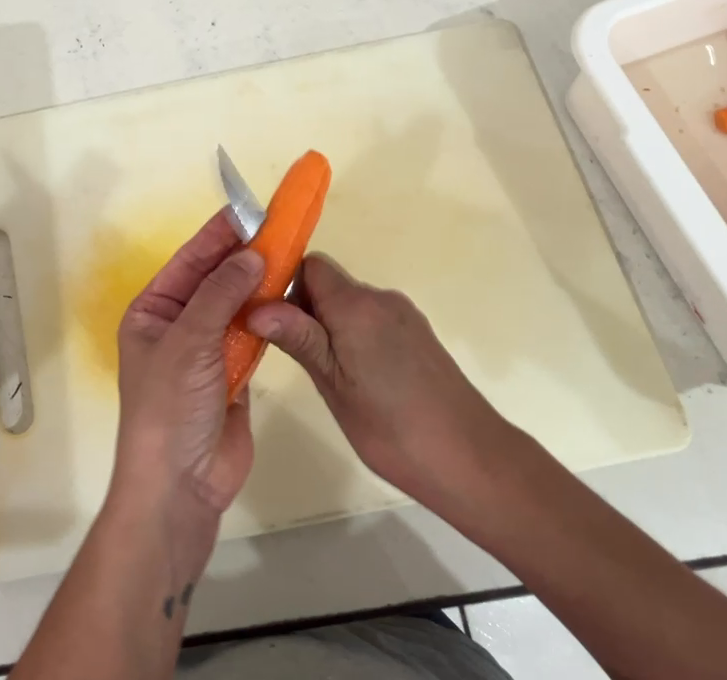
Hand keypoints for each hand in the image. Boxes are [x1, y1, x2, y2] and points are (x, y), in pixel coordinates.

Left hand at [109, 211, 263, 575]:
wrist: (181, 484)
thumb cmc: (170, 407)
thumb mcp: (188, 343)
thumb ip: (220, 295)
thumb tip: (251, 254)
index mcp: (152, 314)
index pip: (187, 263)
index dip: (217, 236)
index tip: (249, 209)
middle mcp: (177, 327)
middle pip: (214, 282)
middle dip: (242, 257)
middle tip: (280, 226)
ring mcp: (206, 352)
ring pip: (236, 307)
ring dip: (259, 285)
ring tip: (291, 253)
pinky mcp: (234, 375)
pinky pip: (253, 336)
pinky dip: (269, 317)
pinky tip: (290, 296)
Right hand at [247, 254, 517, 510]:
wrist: (472, 460)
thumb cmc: (393, 428)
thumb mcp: (334, 386)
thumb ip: (298, 339)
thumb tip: (254, 306)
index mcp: (357, 306)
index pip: (309, 266)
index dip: (284, 283)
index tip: (266, 316)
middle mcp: (381, 300)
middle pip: (329, 284)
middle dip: (302, 309)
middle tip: (287, 353)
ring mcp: (404, 317)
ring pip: (349, 305)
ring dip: (328, 326)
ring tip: (320, 372)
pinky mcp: (418, 337)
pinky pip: (371, 321)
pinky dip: (353, 337)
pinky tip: (353, 378)